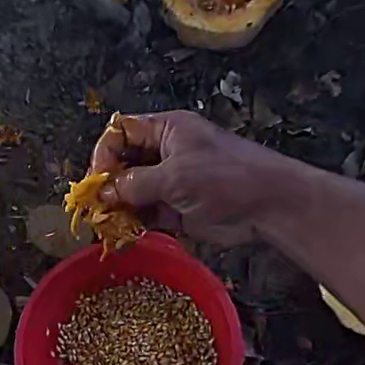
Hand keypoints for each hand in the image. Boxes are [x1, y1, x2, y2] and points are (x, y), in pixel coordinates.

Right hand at [90, 111, 299, 246]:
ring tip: (107, 225)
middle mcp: (165, 153)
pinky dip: (135, 223)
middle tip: (96, 209)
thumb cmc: (225, 178)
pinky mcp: (177, 209)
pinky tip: (124, 233)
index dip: (104, 155)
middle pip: (123, 164)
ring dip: (119, 208)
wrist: (268, 207)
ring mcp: (171, 182)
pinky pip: (147, 214)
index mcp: (166, 130)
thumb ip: (134, 184)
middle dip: (108, 185)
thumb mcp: (174, 176)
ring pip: (132, 192)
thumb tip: (102, 193)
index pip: (121, 132)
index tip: (96, 182)